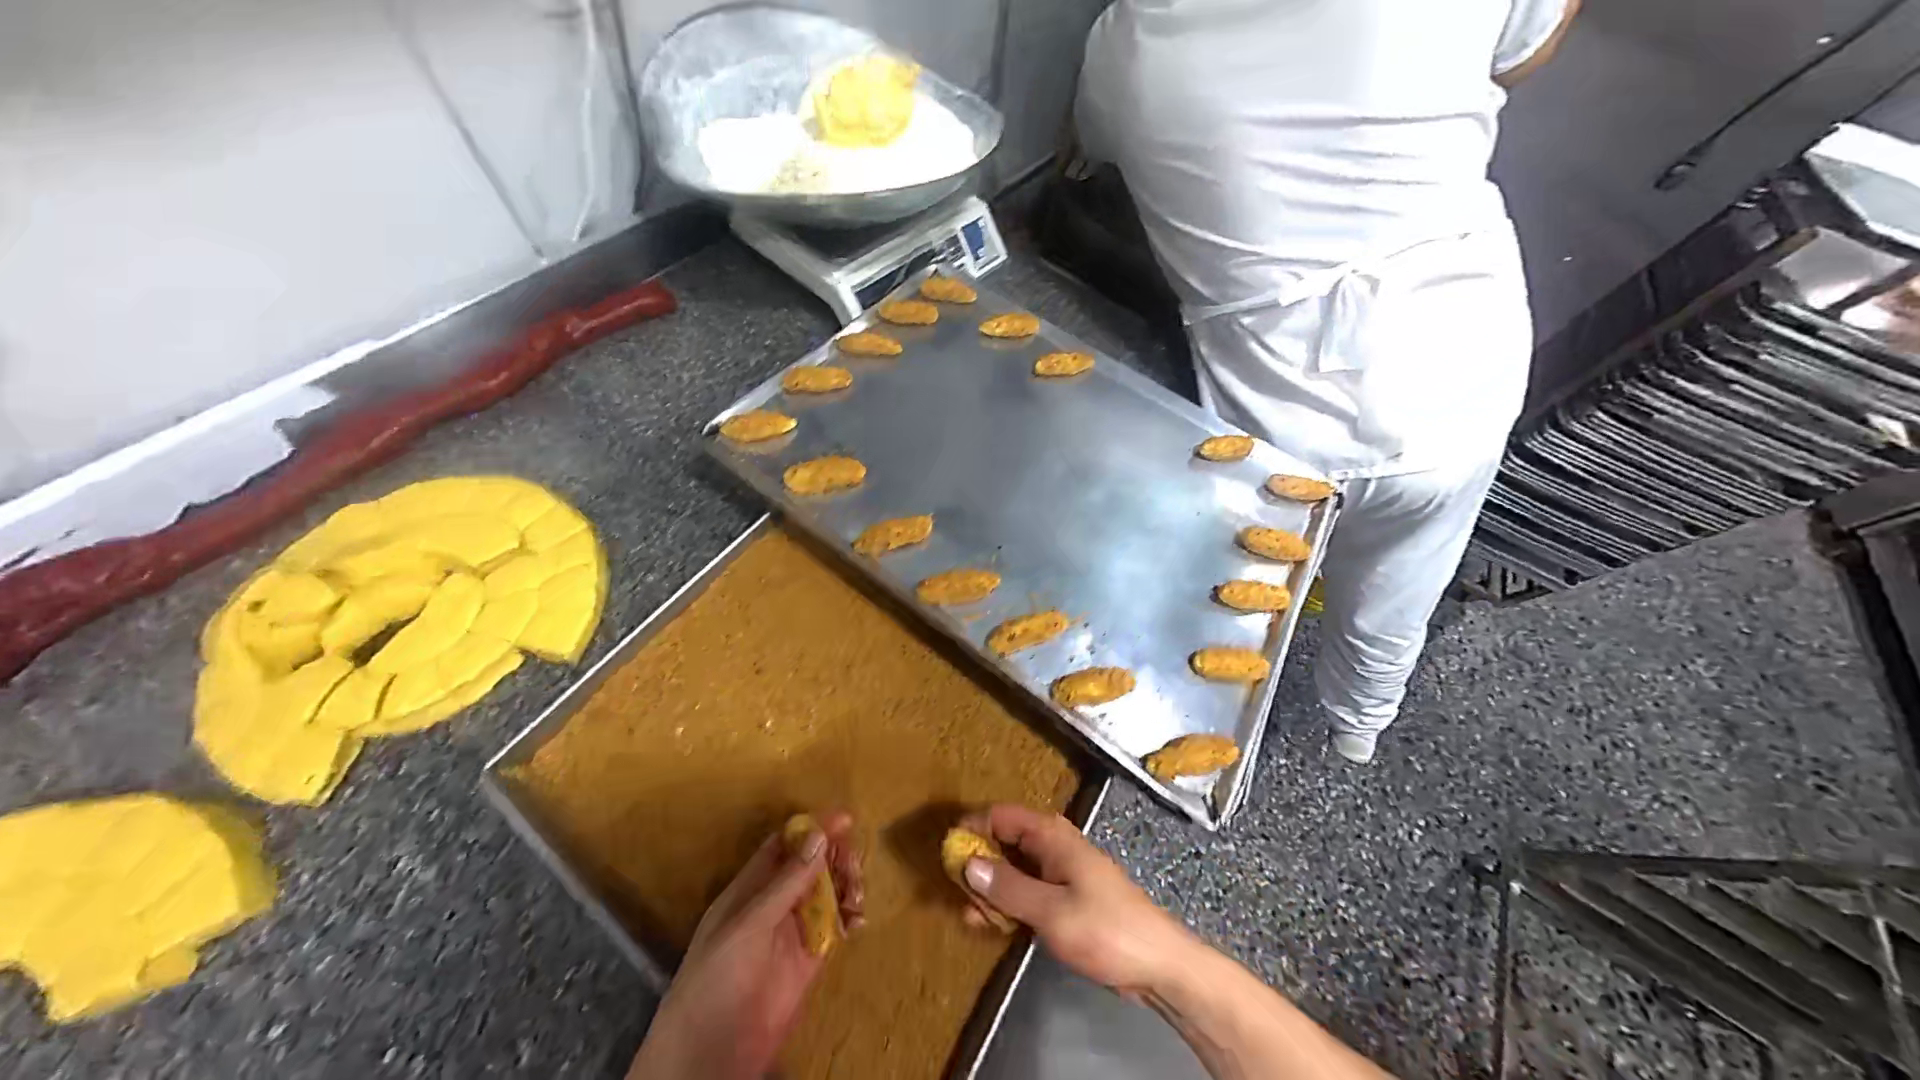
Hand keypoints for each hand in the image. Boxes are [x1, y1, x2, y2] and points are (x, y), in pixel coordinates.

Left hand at [627, 811, 861, 1079]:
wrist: (710, 1053)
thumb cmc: (717, 978)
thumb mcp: (749, 925)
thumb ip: (786, 883)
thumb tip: (819, 835)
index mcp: (751, 888)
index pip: (785, 845)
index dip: (813, 828)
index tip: (845, 819)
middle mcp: (774, 903)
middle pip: (812, 865)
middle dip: (836, 857)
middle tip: (854, 866)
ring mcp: (793, 930)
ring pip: (827, 892)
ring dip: (846, 885)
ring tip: (857, 896)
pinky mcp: (809, 958)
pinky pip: (834, 926)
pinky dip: (849, 917)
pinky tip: (857, 922)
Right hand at [956, 804, 1196, 1001]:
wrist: (1157, 965)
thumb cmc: (1105, 929)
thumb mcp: (1050, 910)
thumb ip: (1008, 887)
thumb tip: (969, 864)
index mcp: (1052, 836)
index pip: (1003, 815)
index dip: (974, 827)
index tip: (948, 849)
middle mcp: (1054, 847)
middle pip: (1005, 841)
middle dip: (979, 862)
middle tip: (955, 889)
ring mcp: (1060, 874)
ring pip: (1014, 870)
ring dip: (991, 888)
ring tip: (968, 912)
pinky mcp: (1065, 900)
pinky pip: (1027, 893)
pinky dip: (1007, 904)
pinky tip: (988, 924)